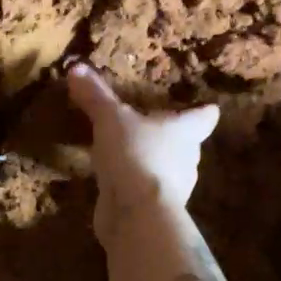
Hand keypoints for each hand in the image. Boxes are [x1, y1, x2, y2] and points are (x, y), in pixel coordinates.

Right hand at [66, 63, 220, 244]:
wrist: (137, 214)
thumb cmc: (135, 155)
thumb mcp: (110, 118)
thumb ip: (95, 95)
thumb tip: (76, 66)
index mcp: (185, 131)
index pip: (204, 116)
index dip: (202, 110)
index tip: (201, 106)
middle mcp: (186, 158)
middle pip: (186, 142)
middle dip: (170, 136)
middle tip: (150, 124)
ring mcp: (173, 187)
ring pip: (167, 167)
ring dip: (151, 160)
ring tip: (128, 150)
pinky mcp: (153, 208)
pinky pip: (145, 189)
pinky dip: (134, 183)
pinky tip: (116, 178)